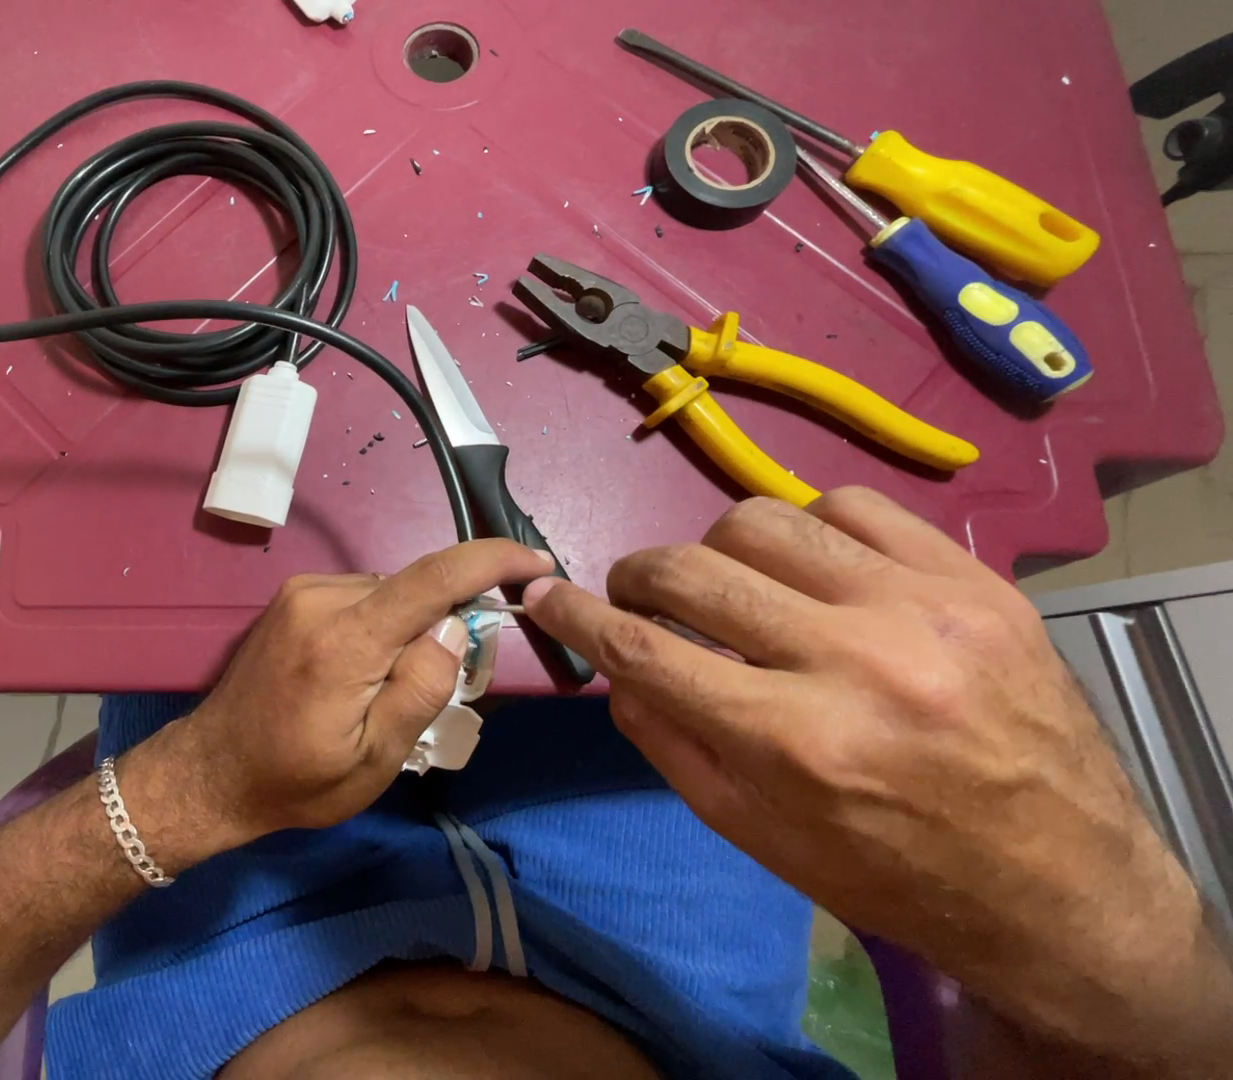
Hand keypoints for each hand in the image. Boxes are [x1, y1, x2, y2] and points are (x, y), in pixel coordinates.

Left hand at [144, 540, 552, 850]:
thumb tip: (456, 627)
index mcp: (344, 639)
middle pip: (411, 590)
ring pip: (386, 593)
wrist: (212, 771)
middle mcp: (320, 597)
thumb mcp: (375, 760)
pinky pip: (358, 597)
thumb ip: (421, 688)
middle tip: (437, 684)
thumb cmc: (296, 780)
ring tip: (382, 689)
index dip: (492, 560)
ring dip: (406, 627)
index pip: (432, 579)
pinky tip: (356, 673)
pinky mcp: (291, 597)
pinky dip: (378, 624)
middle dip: (444, 621)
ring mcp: (300, 592)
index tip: (536, 563)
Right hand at [520, 488, 1232, 1069]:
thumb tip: (611, 658)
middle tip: (637, 597)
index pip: (642, 649)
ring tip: (728, 586)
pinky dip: (803, 531)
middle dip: (635, 577)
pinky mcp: (975, 581)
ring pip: (760, 519)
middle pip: (689, 570)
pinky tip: (807, 571)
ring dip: (714, 549)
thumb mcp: (744, 827)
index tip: (542, 593)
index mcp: (792, 741)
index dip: (575, 615)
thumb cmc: (880, 870)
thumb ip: (660, 733)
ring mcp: (924, 609)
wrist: (1062, 890)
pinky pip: (850, 506)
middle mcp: (855, 661)